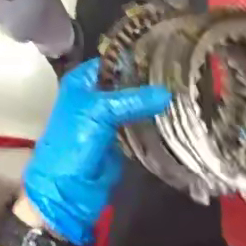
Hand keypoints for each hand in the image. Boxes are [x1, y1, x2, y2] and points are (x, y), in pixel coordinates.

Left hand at [23, 61, 170, 245]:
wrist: (66, 192)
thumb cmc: (74, 141)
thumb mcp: (102, 111)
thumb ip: (135, 98)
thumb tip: (168, 92)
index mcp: (82, 80)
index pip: (113, 59)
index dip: (135, 56)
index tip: (162, 52)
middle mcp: (95, 94)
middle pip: (125, 79)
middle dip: (147, 77)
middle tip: (175, 71)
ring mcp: (107, 117)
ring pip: (134, 101)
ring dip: (151, 98)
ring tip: (179, 86)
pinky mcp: (119, 137)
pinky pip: (138, 121)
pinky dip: (151, 117)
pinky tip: (171, 109)